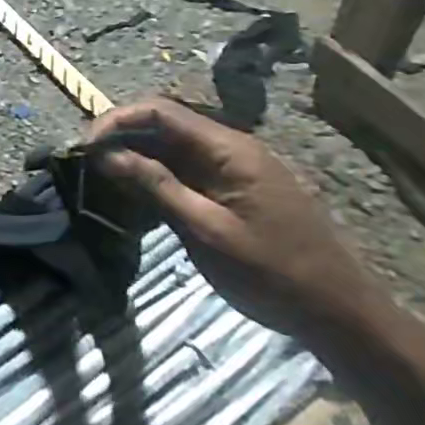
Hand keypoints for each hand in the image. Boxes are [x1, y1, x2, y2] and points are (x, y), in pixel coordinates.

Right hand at [83, 99, 387, 337]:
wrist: (338, 313)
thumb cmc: (272, 272)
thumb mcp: (206, 230)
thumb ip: (156, 187)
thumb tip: (107, 155)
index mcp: (229, 149)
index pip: (161, 112)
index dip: (117, 120)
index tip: (85, 146)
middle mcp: (230, 148)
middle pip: (164, 124)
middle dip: (121, 136)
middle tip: (86, 161)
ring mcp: (232, 168)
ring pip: (171, 147)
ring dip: (135, 155)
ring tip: (100, 176)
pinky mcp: (232, 189)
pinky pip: (185, 169)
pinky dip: (155, 174)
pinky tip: (133, 193)